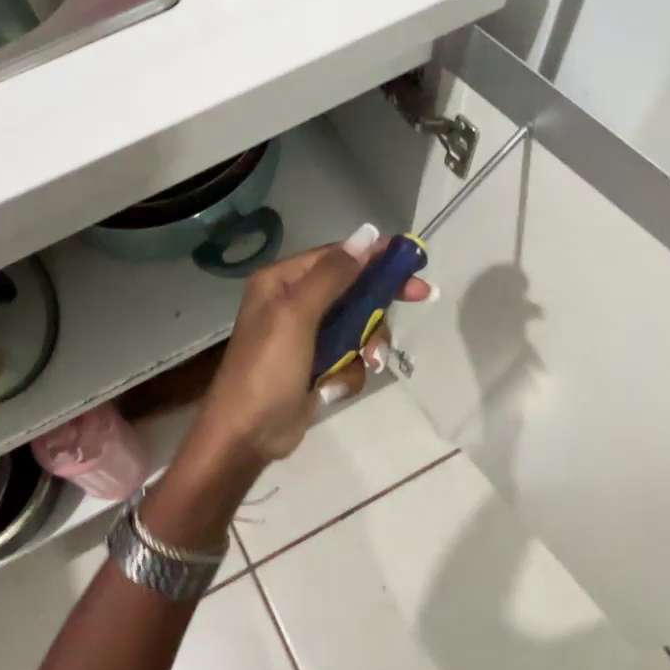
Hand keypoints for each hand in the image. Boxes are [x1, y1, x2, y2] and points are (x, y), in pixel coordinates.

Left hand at [190, 225, 430, 467]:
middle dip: (377, 305)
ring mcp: (306, 336)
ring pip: (358, 326)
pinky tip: (332, 388)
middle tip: (421, 297)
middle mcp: (293, 302)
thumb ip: (332, 275)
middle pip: (352, 290)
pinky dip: (348, 372)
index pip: (337, 257)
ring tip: (369, 360)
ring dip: (366, 344)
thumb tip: (367, 234)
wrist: (247, 434)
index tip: (413, 260)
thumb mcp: (297, 314)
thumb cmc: (267, 367)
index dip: (375, 257)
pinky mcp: (316, 366)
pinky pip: (350, 358)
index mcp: (281, 281)